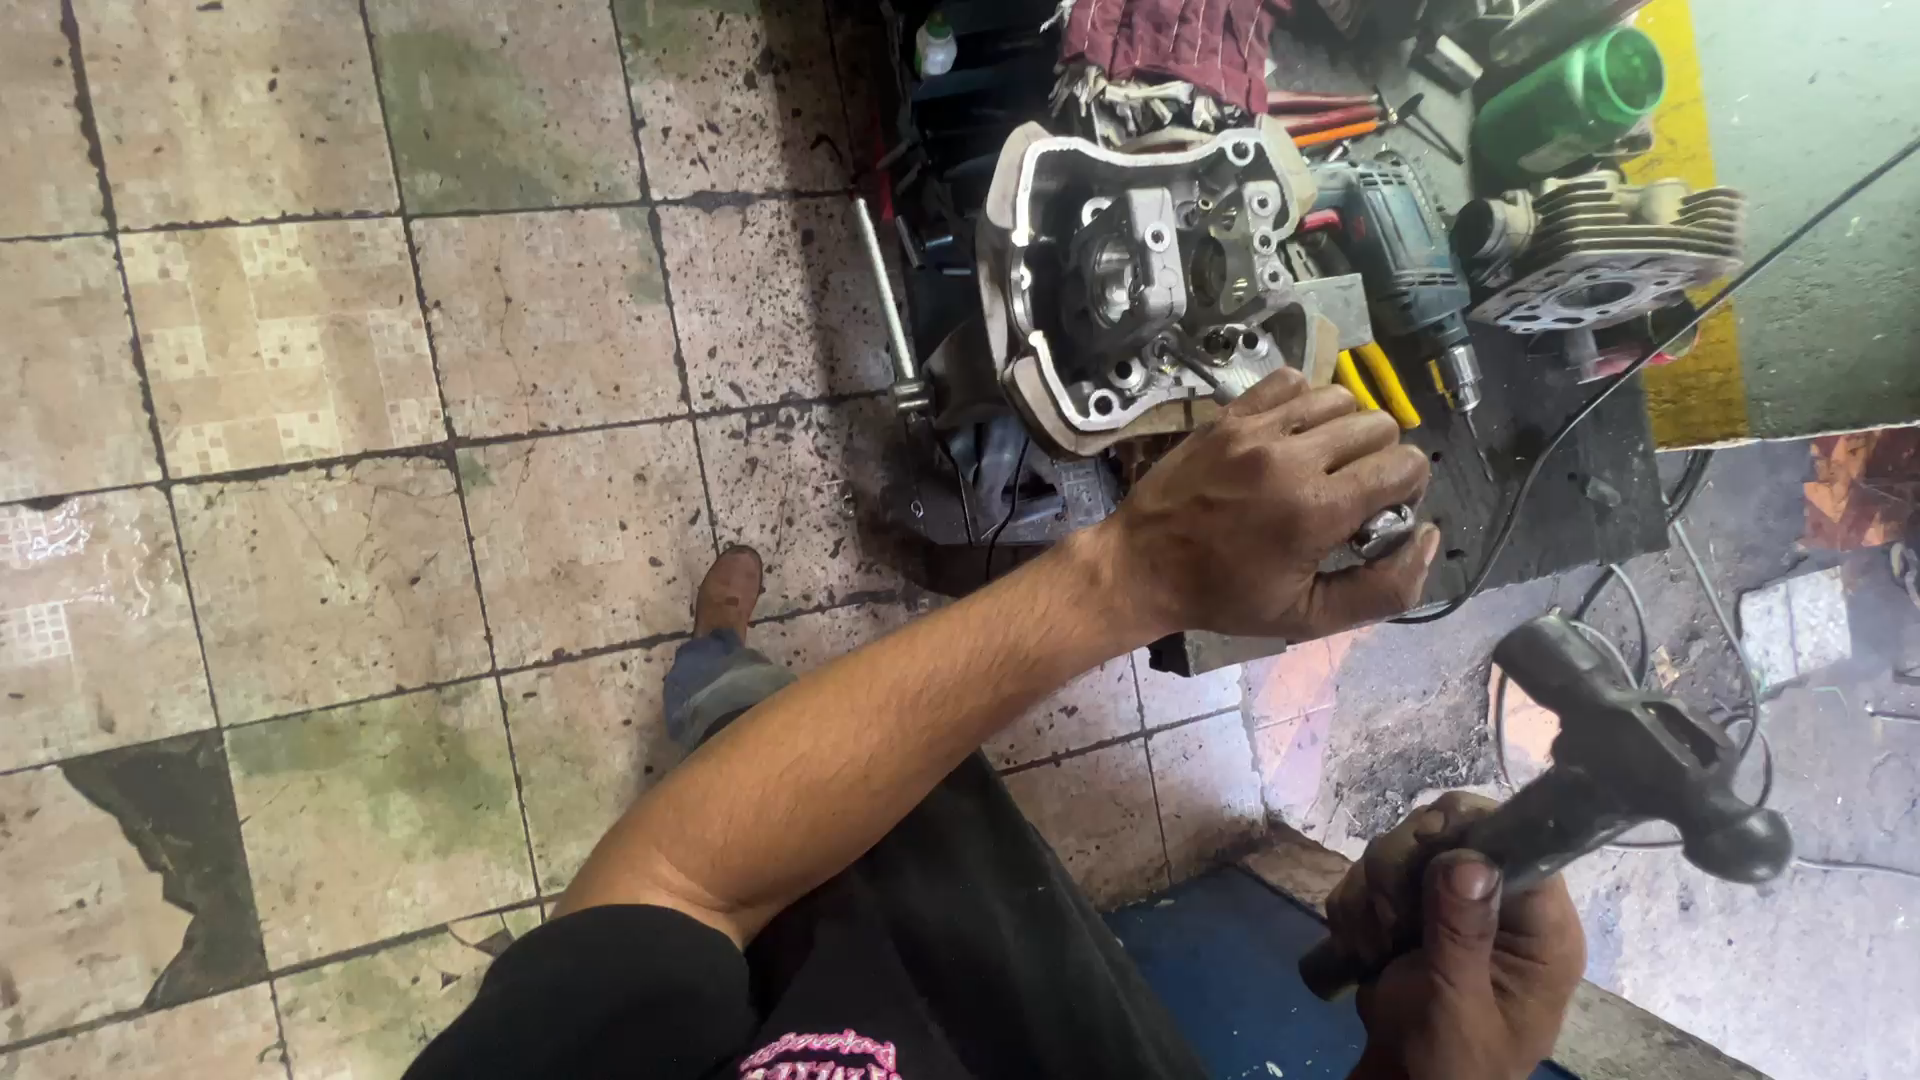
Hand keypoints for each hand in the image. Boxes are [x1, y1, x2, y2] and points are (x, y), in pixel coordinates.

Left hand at [1098, 366, 1437, 638]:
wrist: (1140, 566)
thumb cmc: (1223, 596)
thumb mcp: (1308, 617)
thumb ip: (1385, 588)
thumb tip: (1431, 537)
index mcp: (1316, 510)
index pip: (1406, 464)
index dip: (1402, 490)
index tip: (1372, 513)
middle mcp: (1289, 458)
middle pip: (1379, 424)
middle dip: (1376, 458)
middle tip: (1344, 490)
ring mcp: (1253, 431)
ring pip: (1338, 397)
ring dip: (1342, 428)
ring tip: (1317, 461)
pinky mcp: (1226, 417)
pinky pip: (1288, 380)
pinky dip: (1301, 402)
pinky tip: (1288, 434)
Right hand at [1330, 793, 1585, 1079]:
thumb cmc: (1451, 1061)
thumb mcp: (1459, 1002)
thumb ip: (1462, 932)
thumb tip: (1470, 860)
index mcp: (1537, 924)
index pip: (1512, 837)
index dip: (1461, 829)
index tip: (1420, 853)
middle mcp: (1495, 899)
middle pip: (1438, 829)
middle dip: (1396, 871)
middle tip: (1389, 920)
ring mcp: (1445, 898)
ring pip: (1391, 848)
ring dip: (1368, 895)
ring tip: (1374, 947)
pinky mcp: (1403, 902)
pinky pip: (1362, 872)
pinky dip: (1352, 906)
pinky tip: (1362, 946)